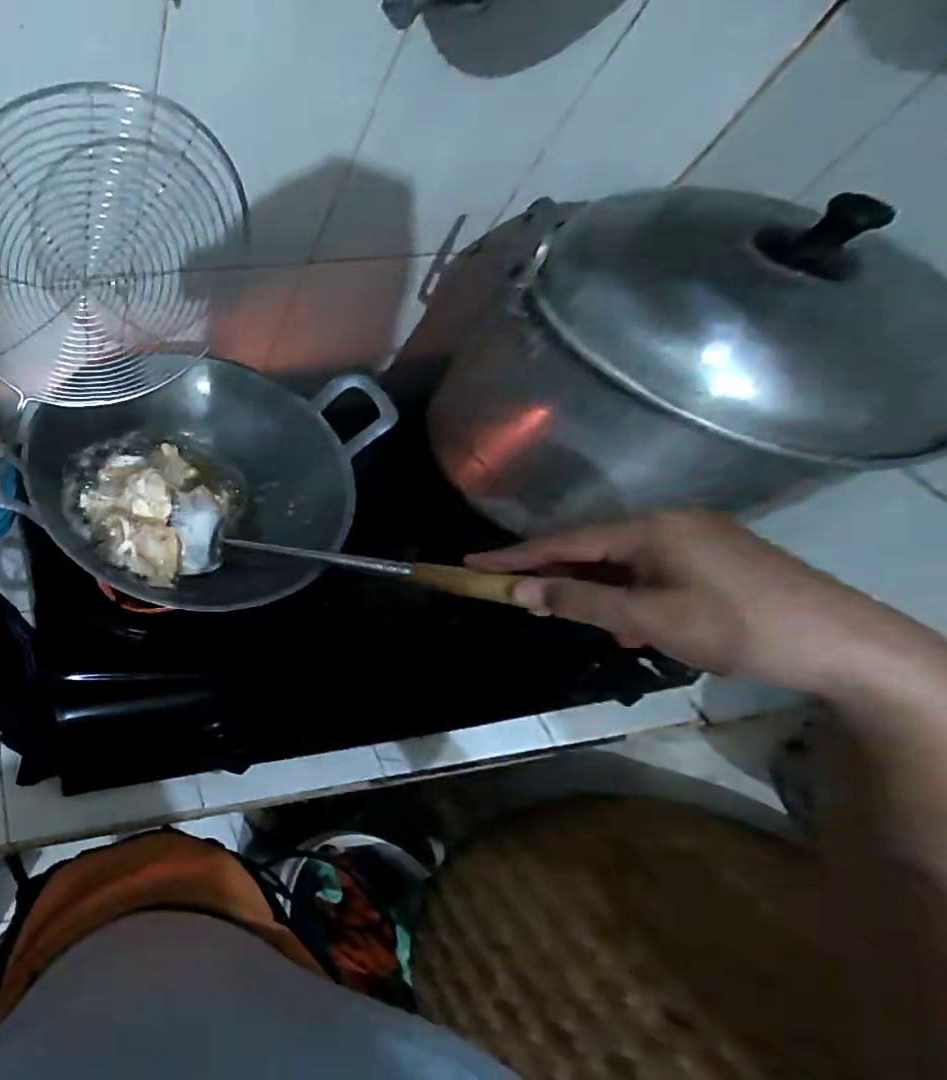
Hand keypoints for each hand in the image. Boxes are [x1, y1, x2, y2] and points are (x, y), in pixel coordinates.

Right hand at [467, 509, 936, 699]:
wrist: (855, 649)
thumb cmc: (740, 628)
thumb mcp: (647, 619)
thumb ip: (576, 601)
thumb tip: (517, 591)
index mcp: (653, 529)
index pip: (564, 542)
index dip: (514, 556)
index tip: (471, 563)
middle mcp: (672, 524)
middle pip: (591, 549)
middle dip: (554, 576)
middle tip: (517, 601)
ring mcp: (699, 540)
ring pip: (620, 564)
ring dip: (592, 590)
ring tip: (571, 617)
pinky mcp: (718, 559)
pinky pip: (649, 571)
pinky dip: (626, 594)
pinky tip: (629, 624)